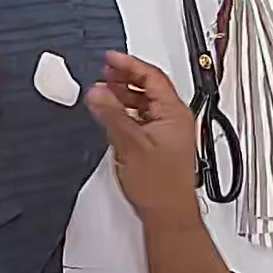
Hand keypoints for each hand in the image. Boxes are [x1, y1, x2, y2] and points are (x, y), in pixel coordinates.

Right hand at [84, 51, 202, 231]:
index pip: (152, 77)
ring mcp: (168, 131)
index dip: (129, 64)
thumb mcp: (130, 144)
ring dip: (124, 94)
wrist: (168, 214)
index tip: (110, 58)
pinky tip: (112, 114)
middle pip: (149, 87)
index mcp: (174, 113)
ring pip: (145, 102)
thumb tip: (97, 92)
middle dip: (125, 77)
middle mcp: (174, 119)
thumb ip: (112, 115)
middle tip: (105, 70)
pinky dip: (126, 111)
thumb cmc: (159, 185)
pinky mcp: (160, 143)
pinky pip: (143, 117)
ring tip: (104, 90)